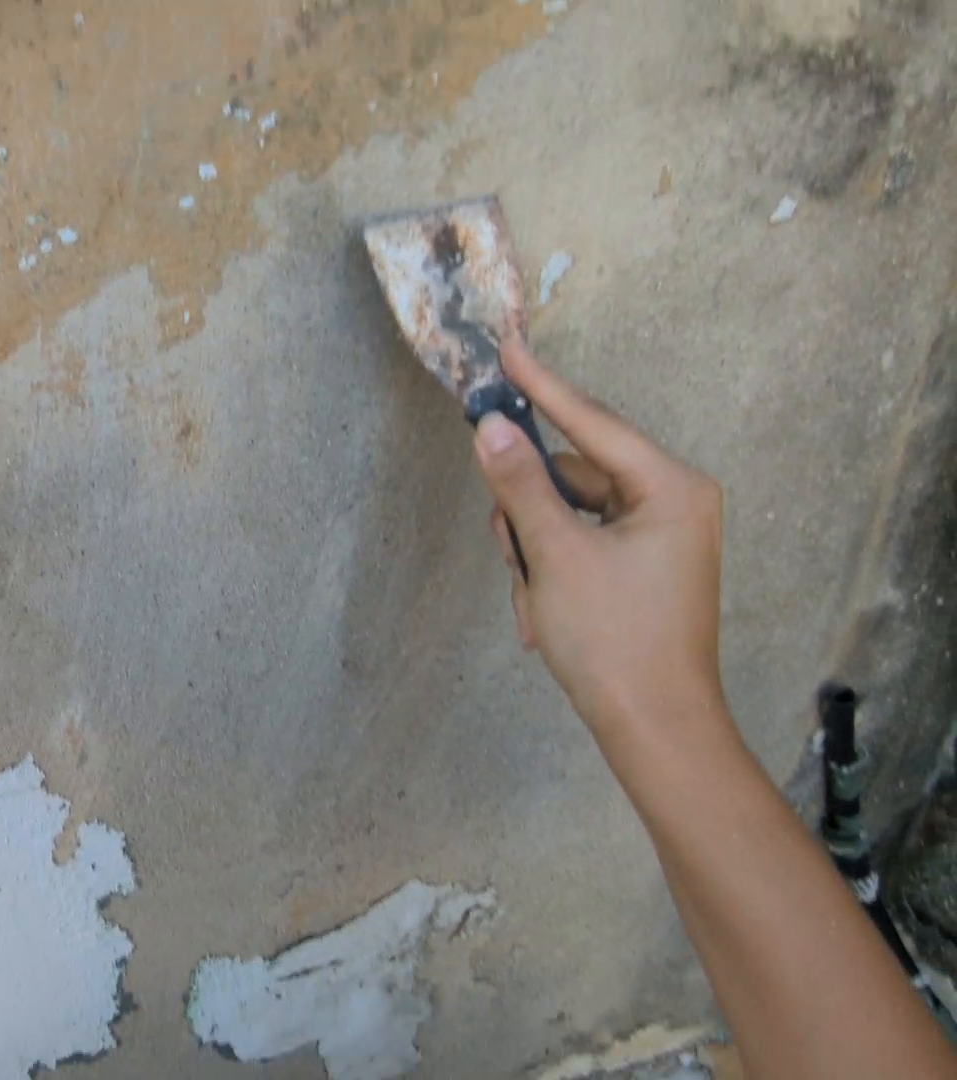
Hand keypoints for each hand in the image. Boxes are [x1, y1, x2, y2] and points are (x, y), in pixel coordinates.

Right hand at [474, 344, 727, 747]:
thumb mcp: (554, 554)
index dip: (543, 385)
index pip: (591, 422)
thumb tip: (490, 426)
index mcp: (670, 488)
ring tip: (537, 597)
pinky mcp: (632, 559)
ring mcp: (651, 532)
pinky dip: (544, 564)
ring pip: (559, 509)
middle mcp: (668, 499)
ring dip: (531, 546)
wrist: (649, 720)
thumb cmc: (611, 635)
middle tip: (517, 554)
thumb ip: (519, 484)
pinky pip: (568, 537)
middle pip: (567, 473)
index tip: (507, 346)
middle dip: (527, 511)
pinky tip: (543, 606)